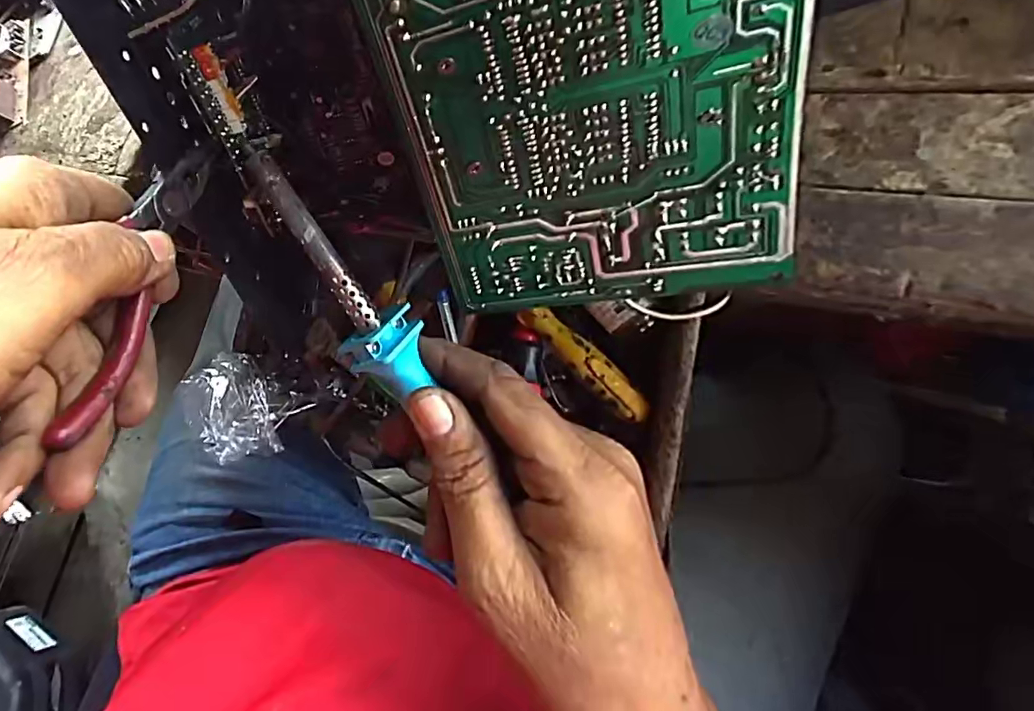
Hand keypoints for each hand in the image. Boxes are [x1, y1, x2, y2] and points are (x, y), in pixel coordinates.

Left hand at [0, 155, 179, 523]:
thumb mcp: (33, 283)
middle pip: (98, 308)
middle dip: (112, 373)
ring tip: (61, 482)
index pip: (118, 219)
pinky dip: (17, 451)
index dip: (144, 268)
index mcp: (27, 209)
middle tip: (120, 417)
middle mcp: (5, 257)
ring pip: (61, 368)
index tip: (158, 316)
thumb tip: (155, 248)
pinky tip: (2, 487)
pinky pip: (14, 406)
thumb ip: (112, 258)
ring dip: (68, 430)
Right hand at [405, 339, 711, 710]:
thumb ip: (462, 478)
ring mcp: (603, 466)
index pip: (503, 389)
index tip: (395, 357)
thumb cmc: (566, 656)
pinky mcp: (597, 482)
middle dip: (446, 431)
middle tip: (395, 451)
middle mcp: (601, 453)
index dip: (446, 363)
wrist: (638, 707)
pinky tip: (474, 526)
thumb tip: (428, 400)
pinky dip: (491, 481)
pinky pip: (528, 457)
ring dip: (465, 469)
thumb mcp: (496, 573)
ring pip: (508, 435)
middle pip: (502, 410)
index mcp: (584, 475)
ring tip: (446, 533)